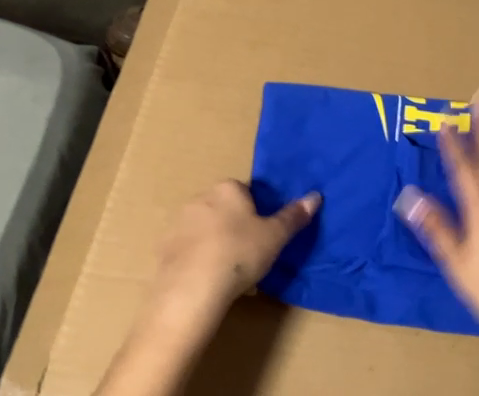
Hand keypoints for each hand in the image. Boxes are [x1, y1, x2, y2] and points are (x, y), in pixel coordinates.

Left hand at [148, 180, 319, 324]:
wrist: (192, 290)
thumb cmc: (239, 254)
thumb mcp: (275, 236)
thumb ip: (294, 216)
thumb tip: (315, 196)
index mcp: (228, 188)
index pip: (246, 192)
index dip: (256, 213)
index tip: (261, 235)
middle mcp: (201, 197)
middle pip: (223, 208)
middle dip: (233, 225)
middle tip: (247, 253)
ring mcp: (178, 222)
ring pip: (203, 228)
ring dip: (212, 241)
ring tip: (226, 271)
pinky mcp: (163, 248)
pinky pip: (186, 249)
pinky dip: (195, 259)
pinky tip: (205, 279)